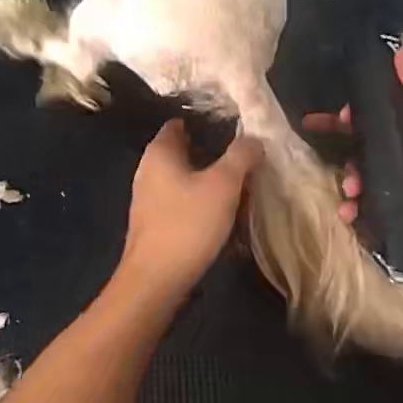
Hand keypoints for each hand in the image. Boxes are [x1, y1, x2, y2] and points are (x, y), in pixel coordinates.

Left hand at [118, 119, 258, 302]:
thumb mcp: (223, 185)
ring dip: (208, 181)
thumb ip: (240, 156)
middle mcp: (148, 170)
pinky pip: (181, 202)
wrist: (156, 280)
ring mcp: (148, 199)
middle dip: (212, 154)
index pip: (179, 124)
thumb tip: (253, 138)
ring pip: (184, 179)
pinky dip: (200, 203)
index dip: (205, 122)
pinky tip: (221, 215)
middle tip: (243, 159)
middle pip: (184, 152)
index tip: (233, 127)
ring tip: (239, 187)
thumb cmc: (188, 223)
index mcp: (159, 153)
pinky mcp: (154, 223)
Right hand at [304, 51, 402, 296]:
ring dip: (350, 179)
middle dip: (344, 143)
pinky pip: (368, 211)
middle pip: (370, 144)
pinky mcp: (401, 220)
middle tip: (316, 138)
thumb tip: (401, 50)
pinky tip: (348, 211)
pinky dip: (354, 210)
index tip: (339, 112)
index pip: (388, 113)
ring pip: (365, 177)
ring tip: (350, 187)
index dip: (361, 110)